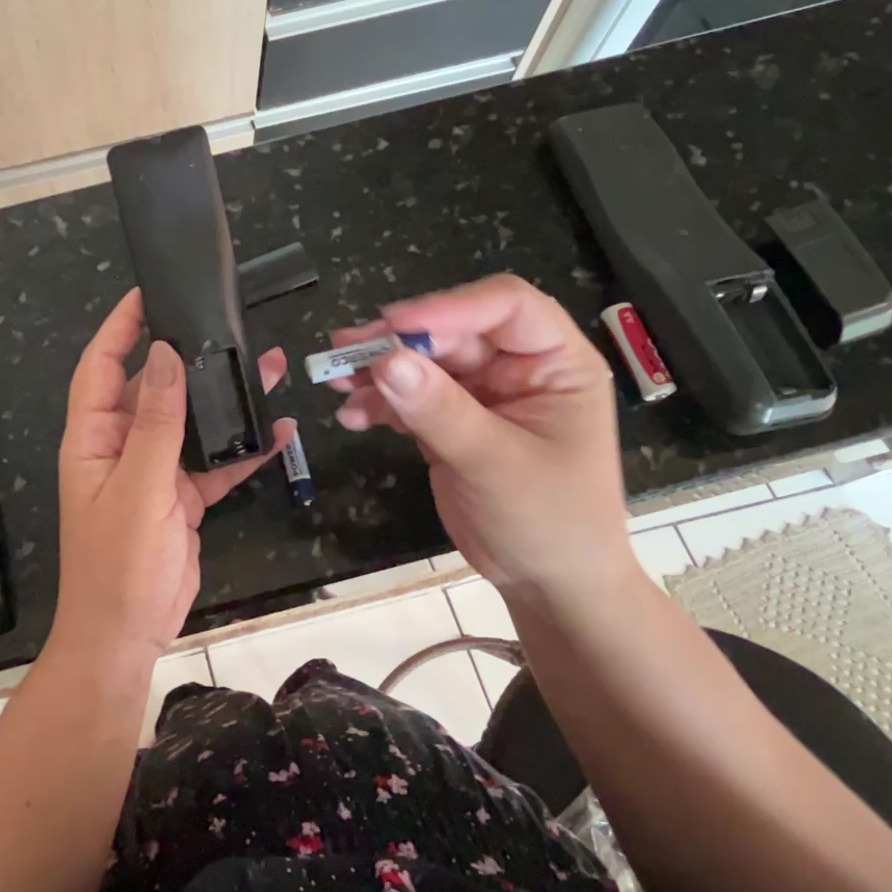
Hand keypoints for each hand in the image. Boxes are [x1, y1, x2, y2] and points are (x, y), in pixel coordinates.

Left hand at [55, 289, 295, 658]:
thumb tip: (165, 357)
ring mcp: (153, 474)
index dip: (121, 328)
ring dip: (225, 401)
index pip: (100, 367)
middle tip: (230, 326)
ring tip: (270, 367)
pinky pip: (214, 464)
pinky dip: (242, 450)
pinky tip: (279, 430)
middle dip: (189, 359)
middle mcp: (121, 448)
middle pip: (154, 389)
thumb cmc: (119, 565)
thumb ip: (156, 424)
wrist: (127, 635)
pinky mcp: (181, 499)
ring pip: (191, 424)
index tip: (148, 293)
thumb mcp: (139, 488)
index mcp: (94, 438)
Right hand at [329, 274, 634, 595]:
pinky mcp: (451, 424)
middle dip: (398, 342)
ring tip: (335, 381)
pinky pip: (410, 399)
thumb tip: (383, 361)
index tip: (392, 325)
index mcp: (556, 362)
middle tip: (343, 350)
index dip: (448, 308)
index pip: (505, 307)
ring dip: (379, 370)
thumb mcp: (495, 463)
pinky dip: (380, 404)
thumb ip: (440, 411)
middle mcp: (518, 369)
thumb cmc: (548, 521)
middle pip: (452, 334)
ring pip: (423, 364)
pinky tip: (352, 417)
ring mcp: (482, 396)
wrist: (548, 583)